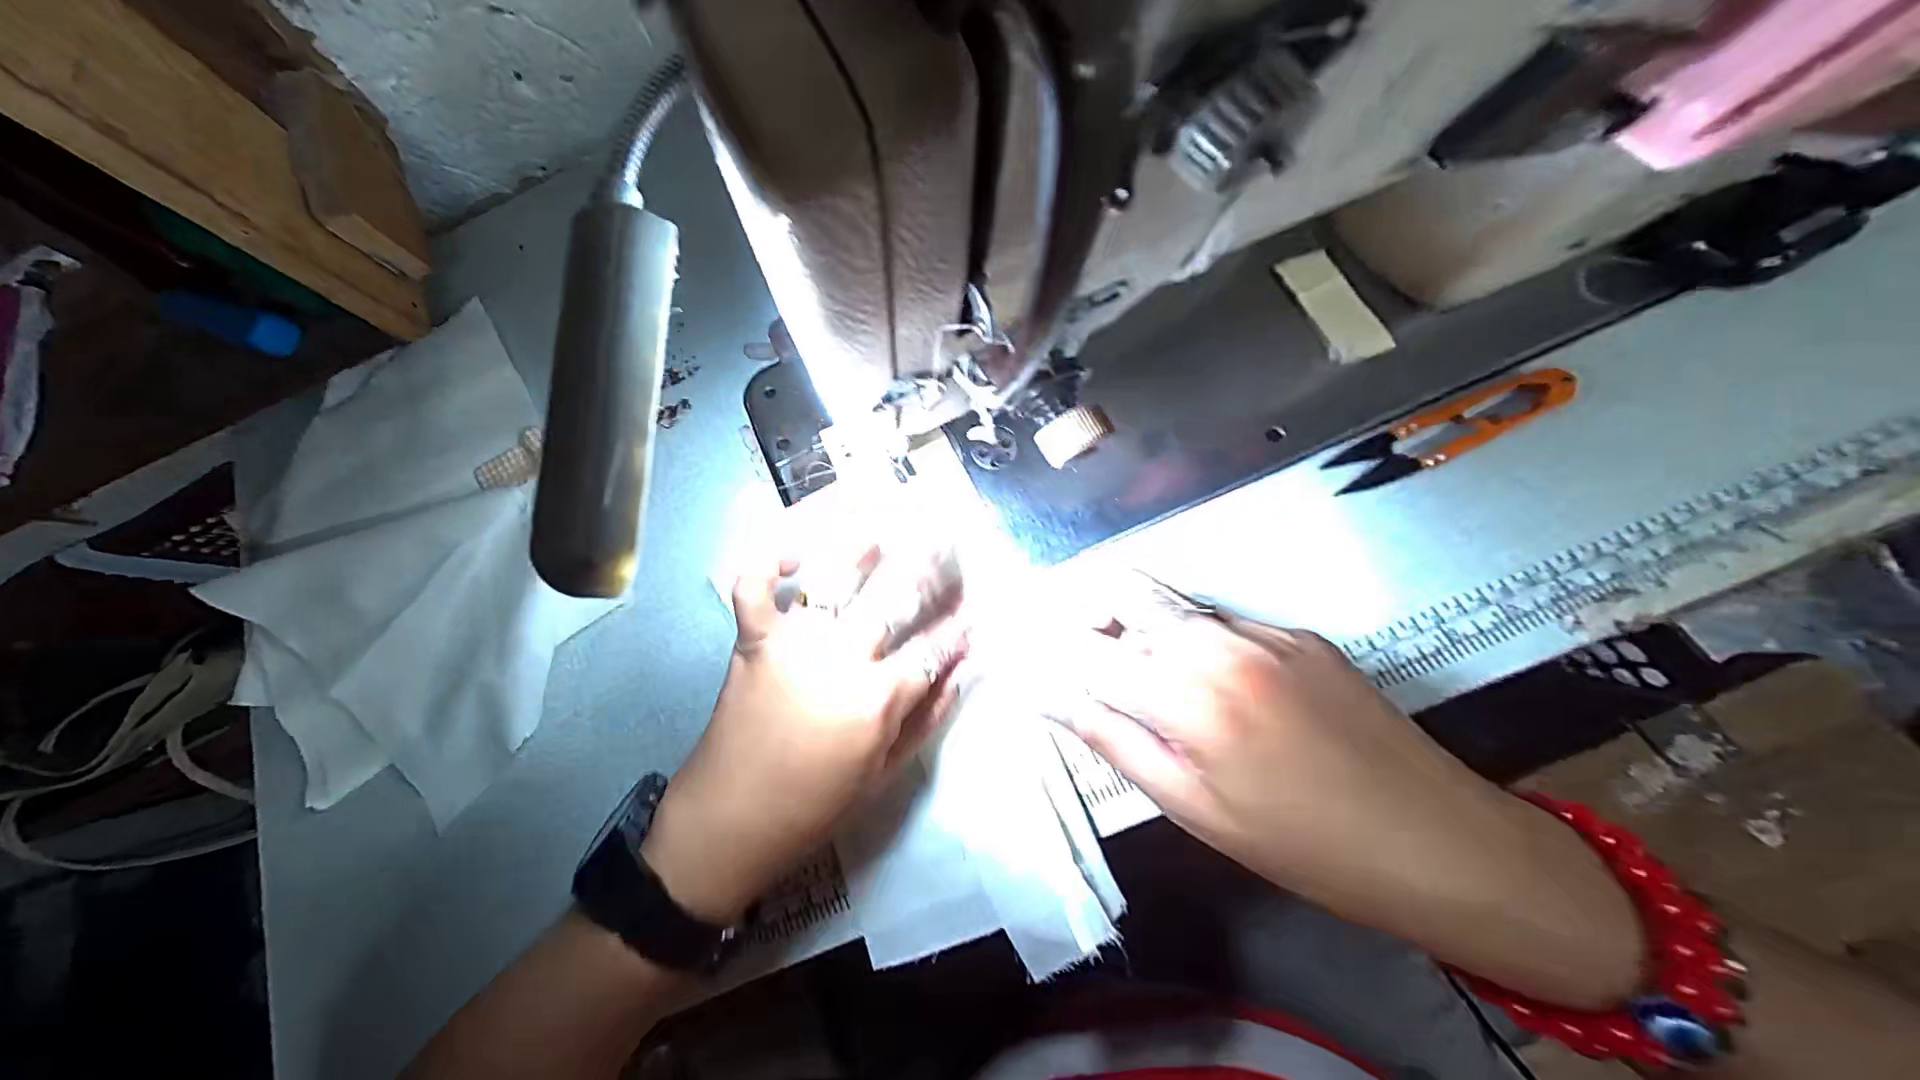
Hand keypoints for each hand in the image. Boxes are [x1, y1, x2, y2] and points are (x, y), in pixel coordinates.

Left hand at [639, 539, 968, 923]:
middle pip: (893, 601)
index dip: (958, 627)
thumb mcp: (883, 776)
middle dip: (926, 567)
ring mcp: (793, 645)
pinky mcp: (751, 643)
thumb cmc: (814, 807)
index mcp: (878, 699)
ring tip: (878, 524)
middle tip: (945, 537)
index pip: (932, 650)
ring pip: (831, 583)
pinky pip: (753, 591)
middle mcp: (841, 660)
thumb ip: (925, 720)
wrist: (728, 823)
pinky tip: (789, 558)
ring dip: (857, 549)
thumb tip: (962, 675)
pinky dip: (765, 567)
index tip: (975, 605)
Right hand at [1058, 588, 1643, 1006]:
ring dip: (1139, 622)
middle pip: (1128, 593)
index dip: (1051, 649)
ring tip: (1133, 661)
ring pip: (1174, 607)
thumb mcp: (1192, 808)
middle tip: (1071, 633)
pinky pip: (1224, 624)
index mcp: (1187, 697)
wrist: (1437, 840)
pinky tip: (1213, 684)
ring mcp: (1265, 632)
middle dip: (1087, 604)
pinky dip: (1196, 641)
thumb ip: (1115, 741)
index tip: (1029, 652)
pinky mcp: (1300, 634)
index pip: (1089, 651)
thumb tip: (1054, 697)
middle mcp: (1220, 645)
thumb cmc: (1299, 844)